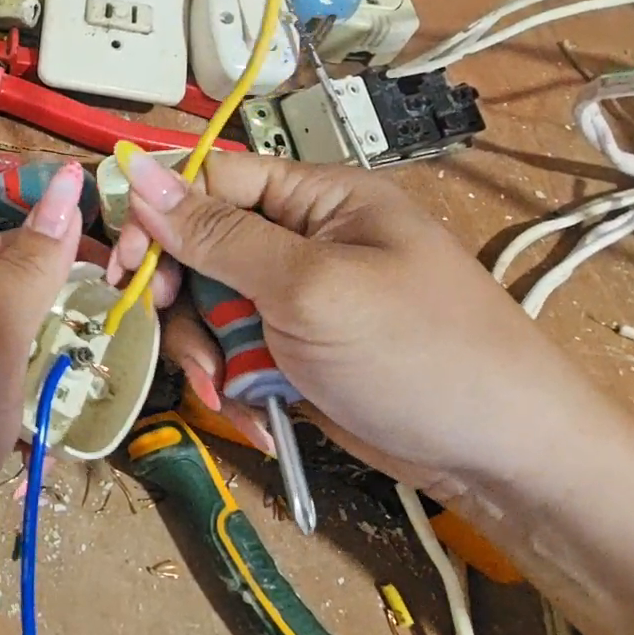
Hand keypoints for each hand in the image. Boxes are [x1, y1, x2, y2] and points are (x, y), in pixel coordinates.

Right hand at [112, 149, 595, 493]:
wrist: (504, 462)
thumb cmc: (418, 355)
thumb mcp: (309, 287)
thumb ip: (217, 234)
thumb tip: (138, 172)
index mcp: (316, 198)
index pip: (210, 180)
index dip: (161, 217)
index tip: (128, 266)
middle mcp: (299, 238)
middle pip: (198, 248)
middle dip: (183, 300)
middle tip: (177, 337)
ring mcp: (293, 297)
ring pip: (206, 305)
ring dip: (203, 351)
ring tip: (224, 392)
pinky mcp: (289, 346)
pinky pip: (230, 348)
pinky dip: (228, 379)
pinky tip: (247, 410)